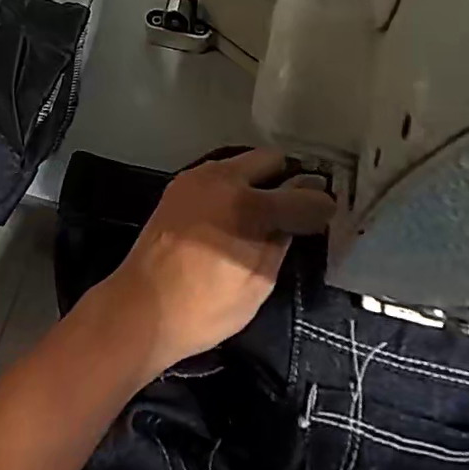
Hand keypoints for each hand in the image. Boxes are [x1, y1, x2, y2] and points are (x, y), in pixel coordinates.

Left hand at [90, 149, 334, 374]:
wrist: (140, 309)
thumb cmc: (204, 308)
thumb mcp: (258, 283)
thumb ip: (281, 241)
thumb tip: (295, 219)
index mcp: (248, 207)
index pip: (301, 195)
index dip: (321, 204)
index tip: (329, 212)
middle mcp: (223, 179)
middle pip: (272, 160)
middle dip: (290, 178)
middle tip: (298, 203)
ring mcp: (197, 178)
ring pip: (243, 162)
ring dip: (261, 178)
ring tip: (268, 206)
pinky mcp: (179, 186)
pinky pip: (219, 174)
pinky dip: (235, 185)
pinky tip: (235, 209)